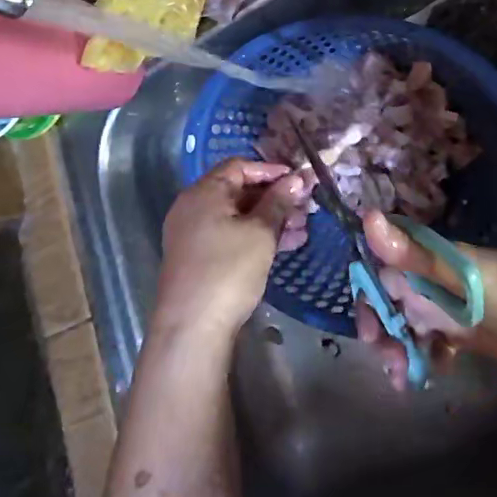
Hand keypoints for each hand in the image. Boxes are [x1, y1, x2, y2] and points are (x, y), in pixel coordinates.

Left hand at [155, 159, 309, 338]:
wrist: (191, 330)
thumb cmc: (228, 270)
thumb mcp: (261, 232)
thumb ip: (279, 201)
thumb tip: (296, 178)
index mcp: (204, 192)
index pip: (240, 166)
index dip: (271, 170)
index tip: (299, 180)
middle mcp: (193, 207)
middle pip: (239, 190)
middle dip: (274, 197)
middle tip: (305, 206)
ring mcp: (192, 234)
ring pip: (237, 215)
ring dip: (269, 218)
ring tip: (301, 228)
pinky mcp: (197, 258)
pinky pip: (230, 234)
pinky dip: (254, 235)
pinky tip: (284, 246)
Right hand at [354, 210, 496, 388]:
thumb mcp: (454, 273)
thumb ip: (412, 254)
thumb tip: (367, 217)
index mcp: (426, 261)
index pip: (382, 274)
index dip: (369, 300)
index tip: (370, 332)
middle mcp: (431, 281)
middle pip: (392, 305)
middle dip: (384, 333)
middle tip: (389, 362)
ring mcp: (446, 308)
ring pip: (408, 327)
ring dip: (400, 351)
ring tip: (404, 379)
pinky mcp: (462, 333)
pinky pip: (431, 345)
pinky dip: (424, 359)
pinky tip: (431, 374)